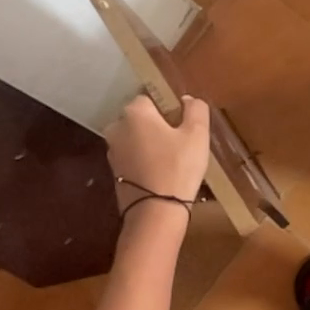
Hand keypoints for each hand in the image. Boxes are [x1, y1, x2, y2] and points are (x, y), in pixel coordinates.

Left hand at [105, 94, 210, 211]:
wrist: (155, 212)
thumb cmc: (178, 168)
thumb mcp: (197, 135)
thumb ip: (195, 110)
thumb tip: (187, 100)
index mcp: (135, 112)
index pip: (151, 98)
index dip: (168, 109)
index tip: (182, 125)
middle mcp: (117, 127)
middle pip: (140, 119)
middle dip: (157, 126)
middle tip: (179, 143)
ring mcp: (112, 151)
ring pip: (135, 139)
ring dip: (149, 144)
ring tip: (171, 161)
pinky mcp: (113, 171)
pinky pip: (132, 157)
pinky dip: (143, 161)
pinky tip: (160, 173)